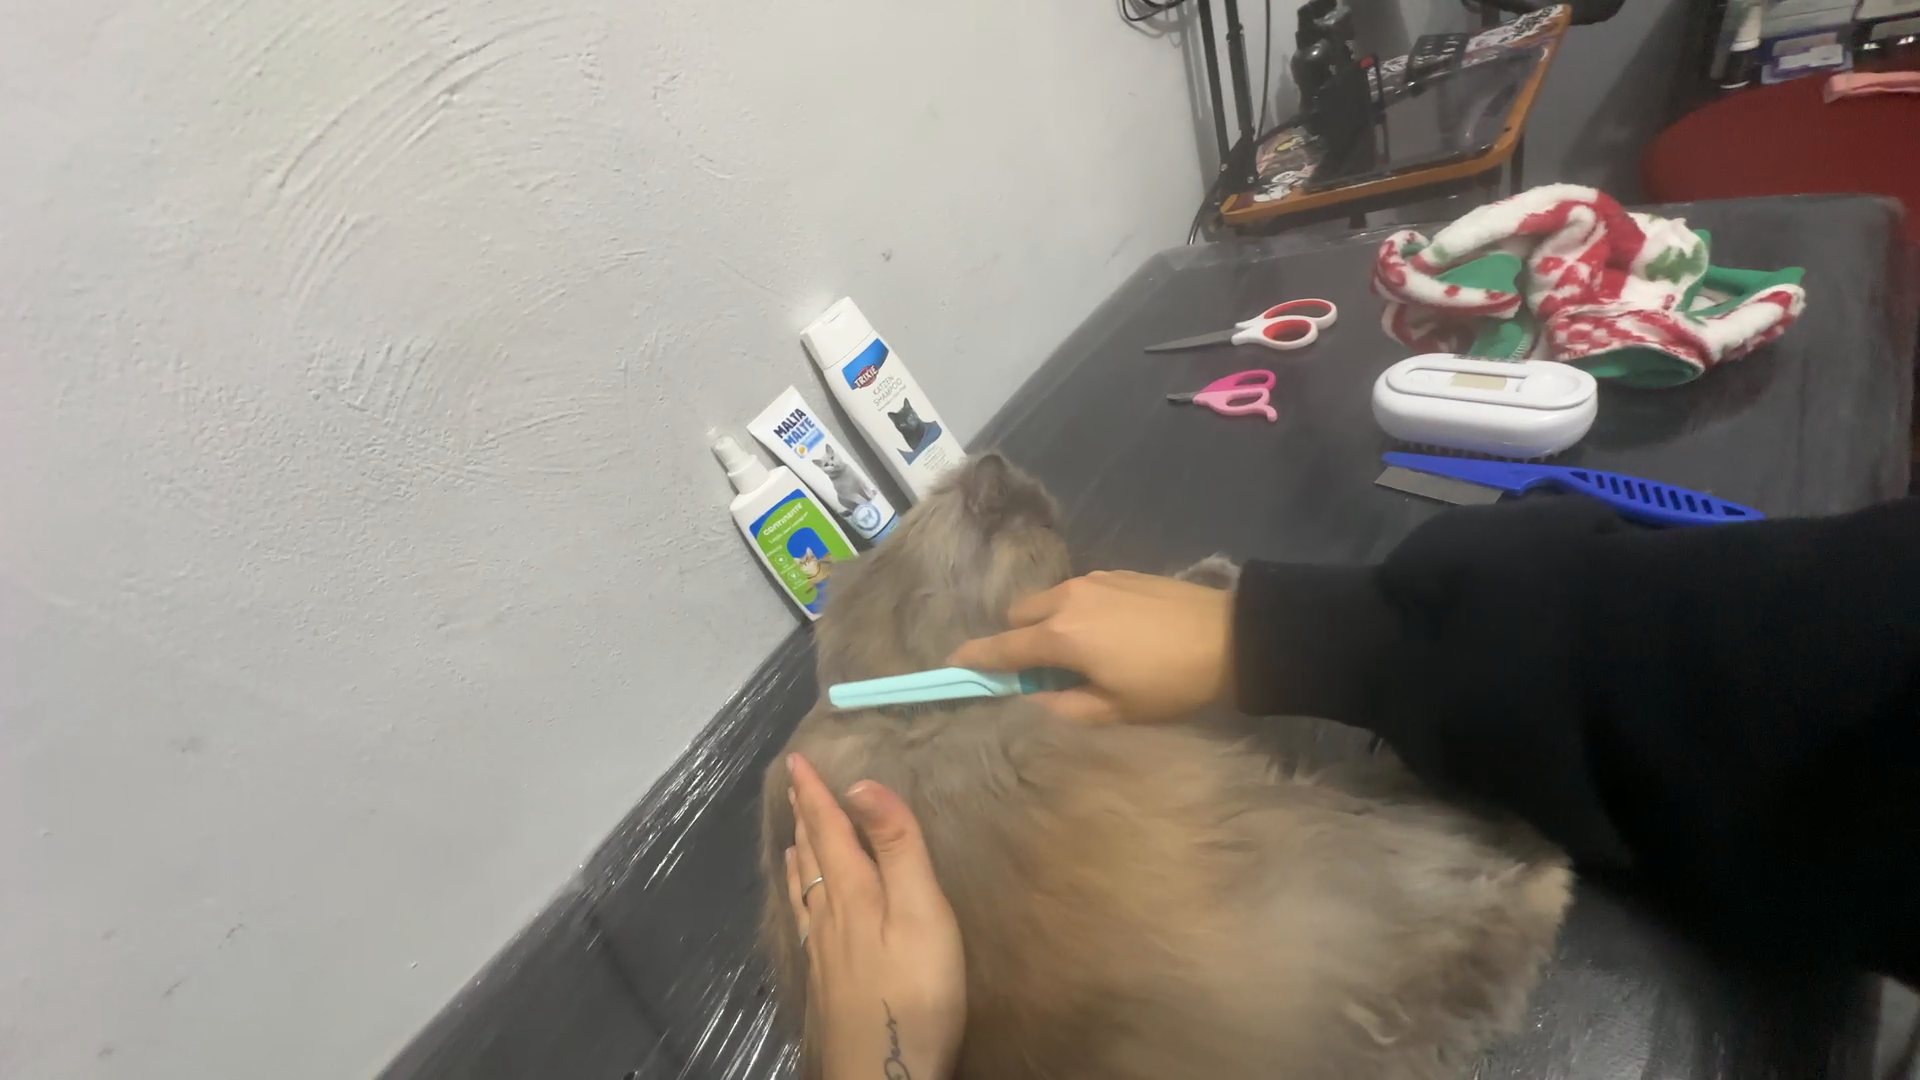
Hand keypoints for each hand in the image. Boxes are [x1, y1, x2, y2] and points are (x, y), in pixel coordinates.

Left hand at [786, 753, 964, 1079]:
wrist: (883, 1079)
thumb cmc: (915, 988)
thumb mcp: (920, 908)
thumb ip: (896, 846)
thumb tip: (861, 783)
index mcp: (852, 888)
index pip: (827, 827)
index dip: (813, 792)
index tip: (796, 760)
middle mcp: (829, 913)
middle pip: (812, 852)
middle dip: (805, 814)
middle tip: (794, 785)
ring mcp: (823, 951)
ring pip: (805, 885)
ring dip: (801, 850)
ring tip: (794, 833)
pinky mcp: (826, 981)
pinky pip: (806, 916)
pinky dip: (802, 890)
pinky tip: (806, 905)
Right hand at [947, 570, 1233, 725]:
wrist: (1230, 637)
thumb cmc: (1168, 682)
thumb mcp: (1115, 710)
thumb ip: (1062, 706)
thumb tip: (1030, 699)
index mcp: (1061, 635)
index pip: (1001, 649)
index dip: (974, 660)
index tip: (952, 666)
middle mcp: (1066, 599)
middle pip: (1018, 616)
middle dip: (1018, 641)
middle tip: (1045, 671)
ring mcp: (1091, 580)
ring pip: (1046, 601)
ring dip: (1045, 624)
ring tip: (1080, 650)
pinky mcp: (1114, 572)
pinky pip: (1074, 592)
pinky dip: (1072, 611)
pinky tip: (1107, 631)